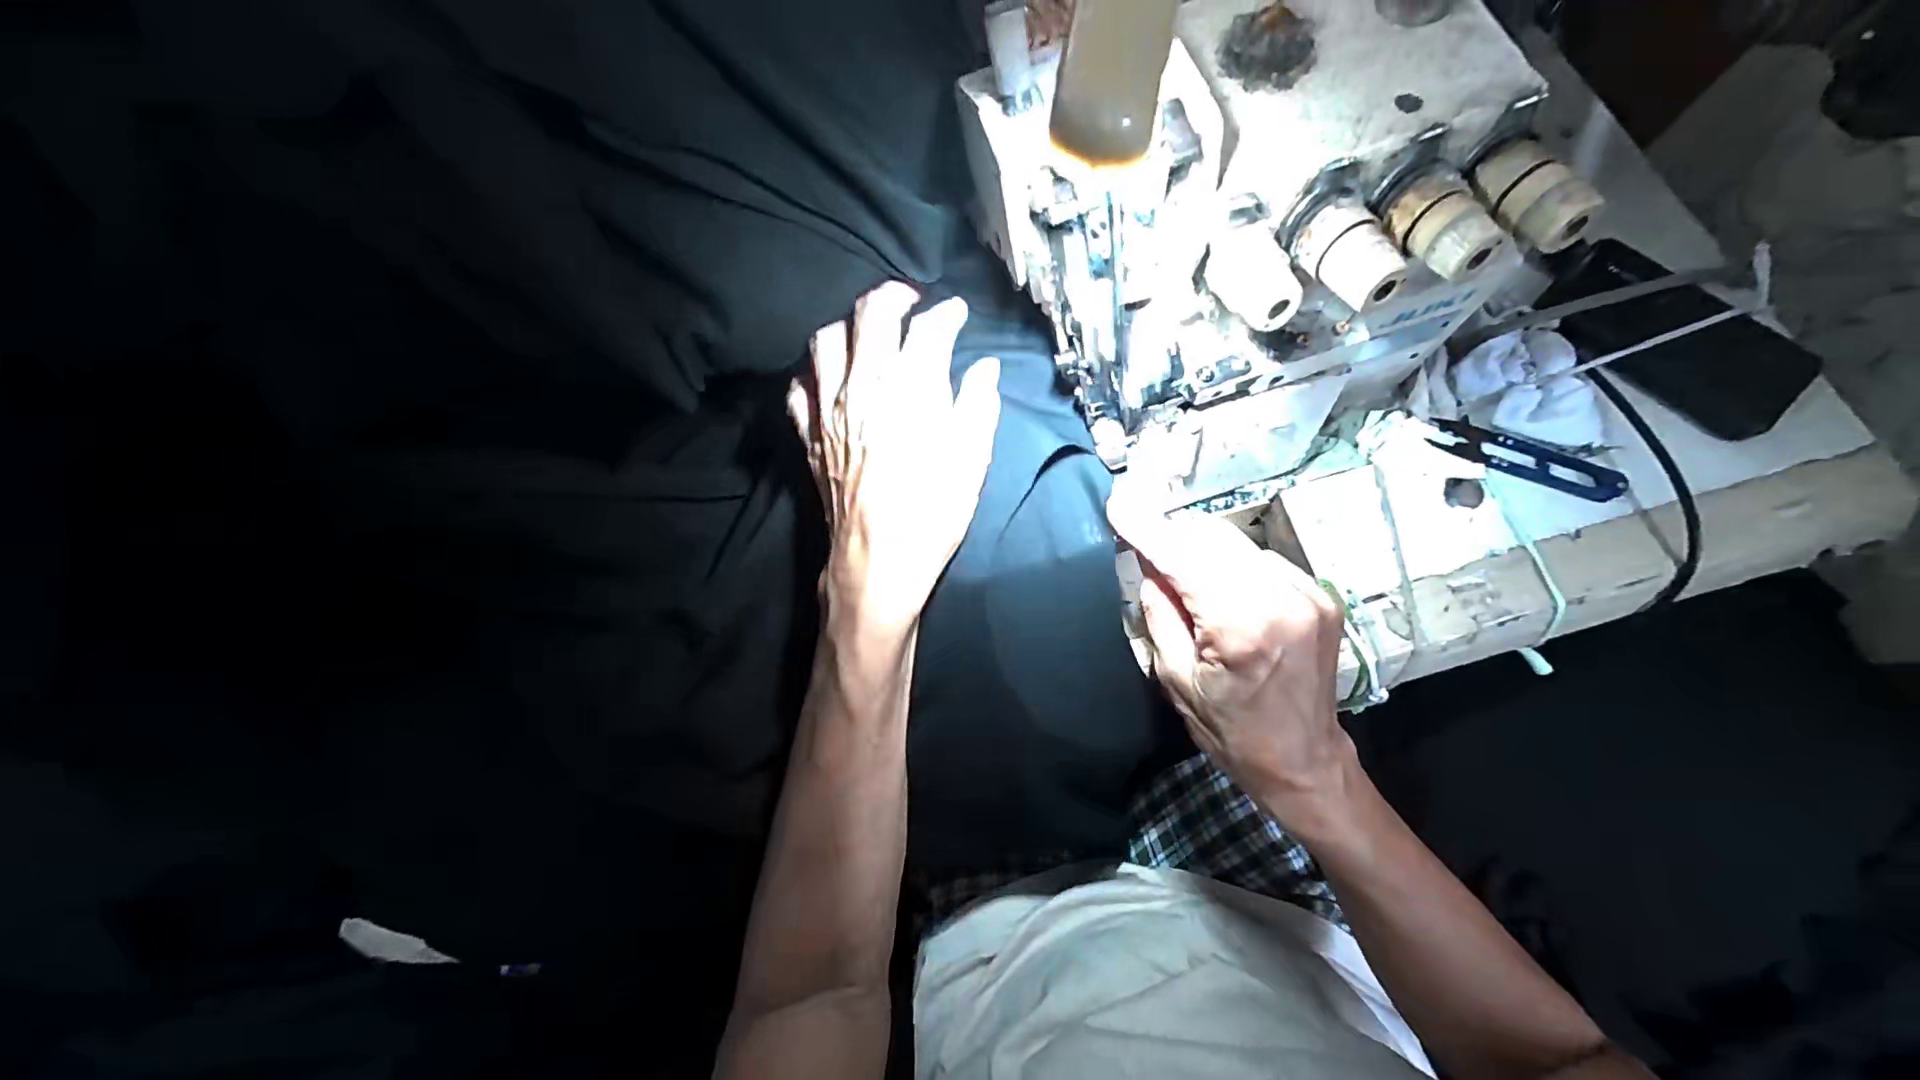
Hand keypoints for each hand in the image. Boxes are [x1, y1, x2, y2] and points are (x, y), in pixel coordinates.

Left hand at [790, 283, 1001, 636]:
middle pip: (871, 315)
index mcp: (911, 387)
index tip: (957, 314)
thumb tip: (985, 370)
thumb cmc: (932, 514)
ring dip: (848, 326)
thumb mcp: (971, 460)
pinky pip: (798, 389)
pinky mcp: (809, 436)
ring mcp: (829, 409)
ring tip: (866, 334)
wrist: (877, 562)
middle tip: (911, 301)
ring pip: (825, 341)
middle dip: (895, 296)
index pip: (928, 328)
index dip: (947, 314)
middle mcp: (864, 385)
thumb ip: (978, 405)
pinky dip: (813, 375)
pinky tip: (828, 381)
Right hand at [1107, 492, 1353, 821]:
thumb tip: (1151, 565)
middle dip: (1173, 537)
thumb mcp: (1175, 679)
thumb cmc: (1230, 731)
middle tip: (1145, 549)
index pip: (1183, 558)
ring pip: (1236, 544)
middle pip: (1212, 538)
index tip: (1118, 504)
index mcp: (1241, 626)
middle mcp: (1282, 598)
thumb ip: (1160, 613)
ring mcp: (1309, 594)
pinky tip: (1221, 591)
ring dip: (1201, 551)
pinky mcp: (1321, 596)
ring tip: (1184, 582)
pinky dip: (1231, 565)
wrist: (1303, 760)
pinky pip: (1261, 560)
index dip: (1147, 529)